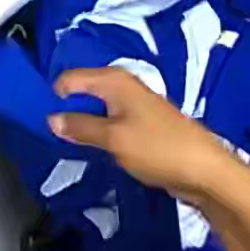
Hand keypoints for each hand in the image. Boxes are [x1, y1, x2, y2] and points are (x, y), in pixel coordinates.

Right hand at [49, 67, 236, 197]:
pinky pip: (110, 119)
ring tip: (72, 143)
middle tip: (55, 134)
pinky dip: (100, 130)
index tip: (42, 119)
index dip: (54, 96)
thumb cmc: (158, 148)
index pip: (69, 78)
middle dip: (68, 109)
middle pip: (82, 90)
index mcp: (112, 79)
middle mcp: (121, 83)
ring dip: (85, 122)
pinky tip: (96, 147)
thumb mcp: (113, 139)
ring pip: (96, 106)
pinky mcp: (142, 122)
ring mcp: (133, 102)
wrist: (208, 172)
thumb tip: (51, 119)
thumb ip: (80, 127)